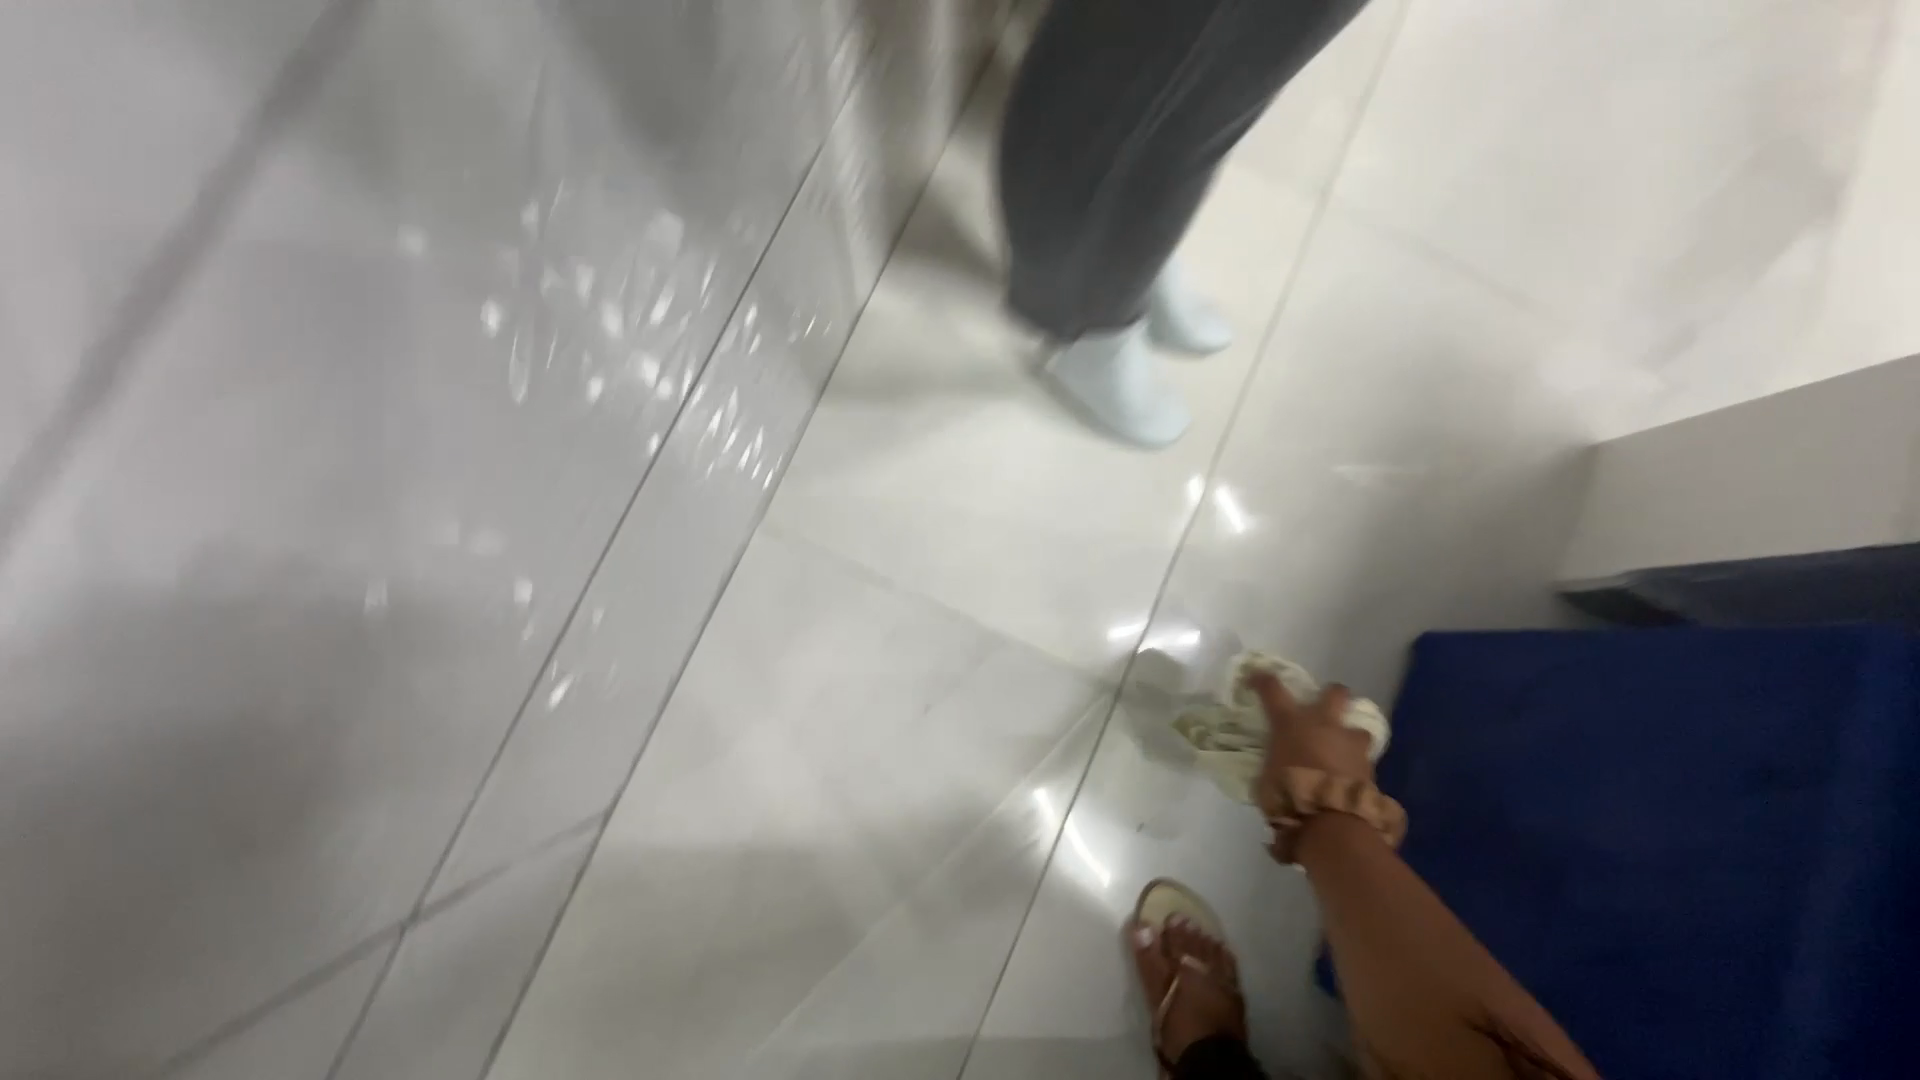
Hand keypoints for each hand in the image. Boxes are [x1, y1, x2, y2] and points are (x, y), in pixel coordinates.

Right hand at [1249, 670, 1373, 788]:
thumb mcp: (1266, 775)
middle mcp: (1323, 724)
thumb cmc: (1287, 791)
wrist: (1329, 814)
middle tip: (1325, 708)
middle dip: (1332, 695)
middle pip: (1335, 693)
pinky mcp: (1369, 766)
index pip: (1272, 689)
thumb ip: (1272, 764)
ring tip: (1344, 752)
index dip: (1263, 679)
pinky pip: (1364, 760)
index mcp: (1291, 722)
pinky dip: (1357, 766)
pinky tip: (1350, 778)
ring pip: (1359, 729)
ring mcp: (1350, 743)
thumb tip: (1271, 768)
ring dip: (1351, 738)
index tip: (1256, 677)